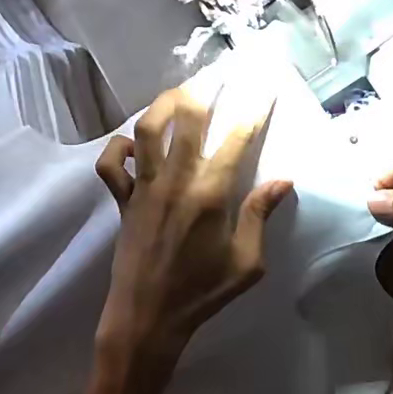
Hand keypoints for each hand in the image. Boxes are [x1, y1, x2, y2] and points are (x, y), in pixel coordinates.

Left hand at [93, 87, 293, 378]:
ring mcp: (144, 189)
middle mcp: (175, 182)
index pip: (235, 140)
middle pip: (186, 120)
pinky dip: (117, 148)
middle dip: (204, 91)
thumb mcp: (247, 263)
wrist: (147, 317)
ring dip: (162, 105)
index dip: (252, 111)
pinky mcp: (122, 201)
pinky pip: (110, 165)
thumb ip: (259, 217)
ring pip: (146, 131)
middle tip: (217, 76)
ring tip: (179, 94)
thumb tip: (282, 181)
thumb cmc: (202, 293)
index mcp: (209, 195)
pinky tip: (133, 144)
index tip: (264, 89)